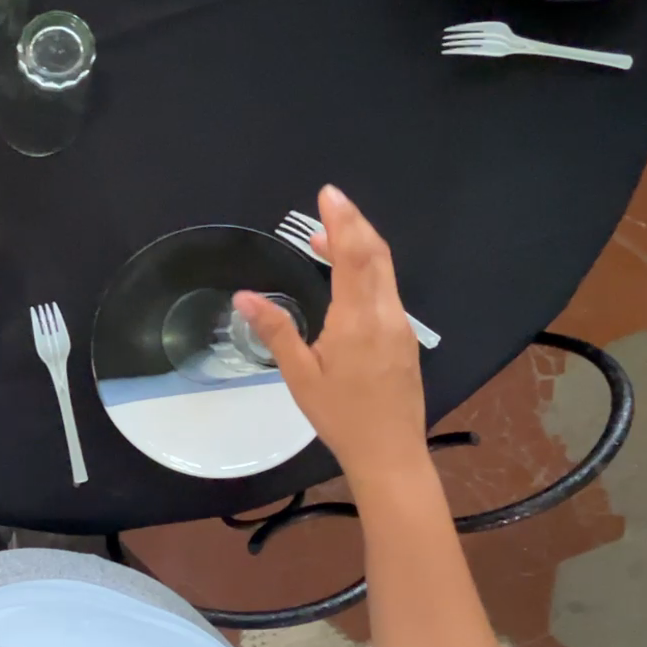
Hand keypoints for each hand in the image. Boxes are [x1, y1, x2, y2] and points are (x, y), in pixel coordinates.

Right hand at [236, 185, 425, 483]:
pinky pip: (385, 290)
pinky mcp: (403, 338)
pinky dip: (366, 270)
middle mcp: (386, 315)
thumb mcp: (299, 375)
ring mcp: (399, 326)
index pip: (354, 256)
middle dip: (353, 223)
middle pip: (376, 254)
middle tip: (329, 201)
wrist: (390, 451)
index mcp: (358, 320)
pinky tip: (345, 278)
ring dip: (359, 246)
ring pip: (384, 271)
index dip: (342, 221)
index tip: (328, 194)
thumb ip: (275, 330)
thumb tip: (243, 296)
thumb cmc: (340, 415)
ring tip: (324, 236)